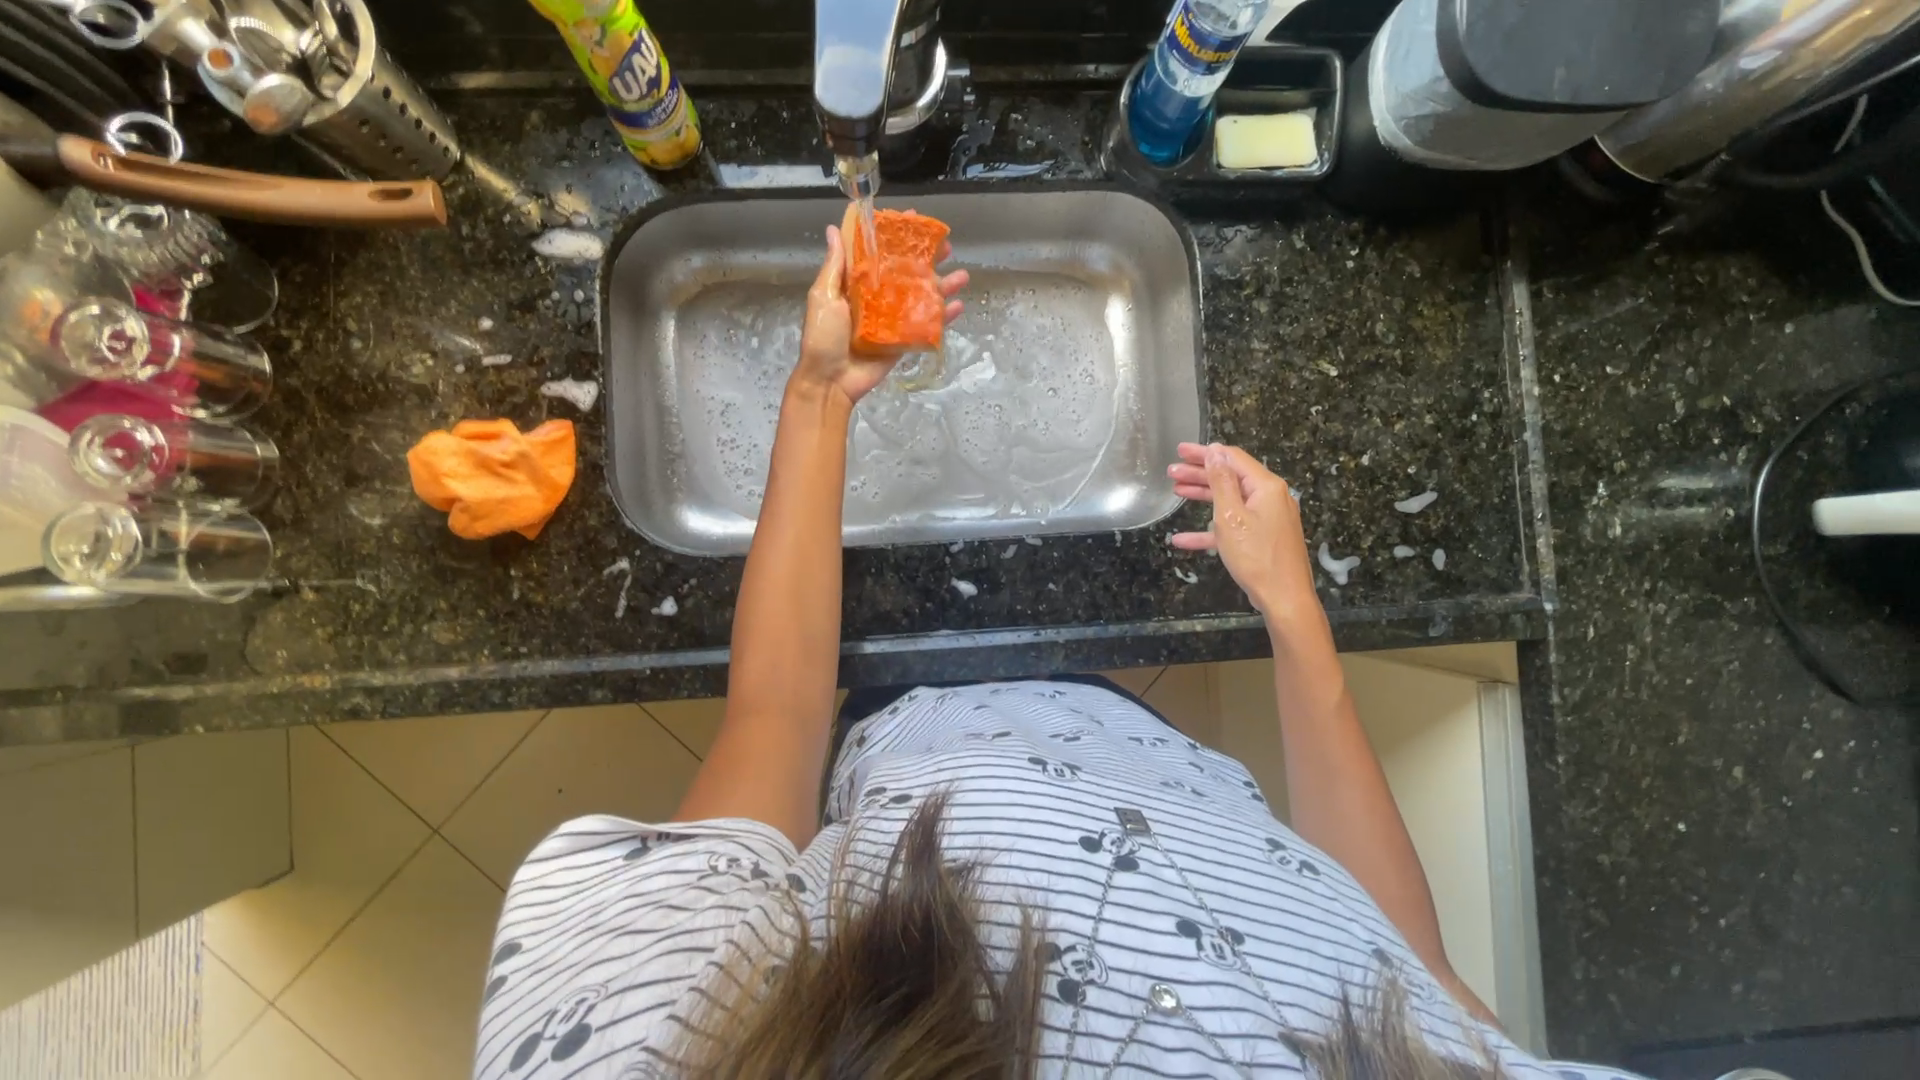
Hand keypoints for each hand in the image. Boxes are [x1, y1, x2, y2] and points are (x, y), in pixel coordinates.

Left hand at [792, 224, 967, 406]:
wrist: (830, 381)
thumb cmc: (823, 338)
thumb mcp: (823, 296)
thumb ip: (834, 266)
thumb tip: (834, 230)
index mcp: (856, 284)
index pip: (879, 253)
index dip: (895, 236)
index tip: (913, 219)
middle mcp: (877, 297)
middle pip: (906, 272)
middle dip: (928, 259)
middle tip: (947, 246)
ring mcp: (892, 319)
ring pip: (922, 297)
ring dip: (943, 286)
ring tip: (962, 276)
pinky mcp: (902, 340)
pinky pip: (926, 325)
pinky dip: (943, 317)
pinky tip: (959, 306)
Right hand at [1168, 442, 1321, 627]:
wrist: (1284, 598)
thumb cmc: (1256, 556)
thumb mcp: (1231, 516)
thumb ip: (1221, 481)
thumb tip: (1215, 452)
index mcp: (1266, 487)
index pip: (1232, 458)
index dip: (1205, 452)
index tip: (1180, 450)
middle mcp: (1269, 497)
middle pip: (1230, 478)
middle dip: (1199, 474)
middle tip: (1172, 471)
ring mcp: (1266, 518)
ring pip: (1229, 501)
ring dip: (1202, 496)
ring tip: (1176, 491)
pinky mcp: (1261, 537)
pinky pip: (1232, 527)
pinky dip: (1209, 530)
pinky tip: (1182, 538)